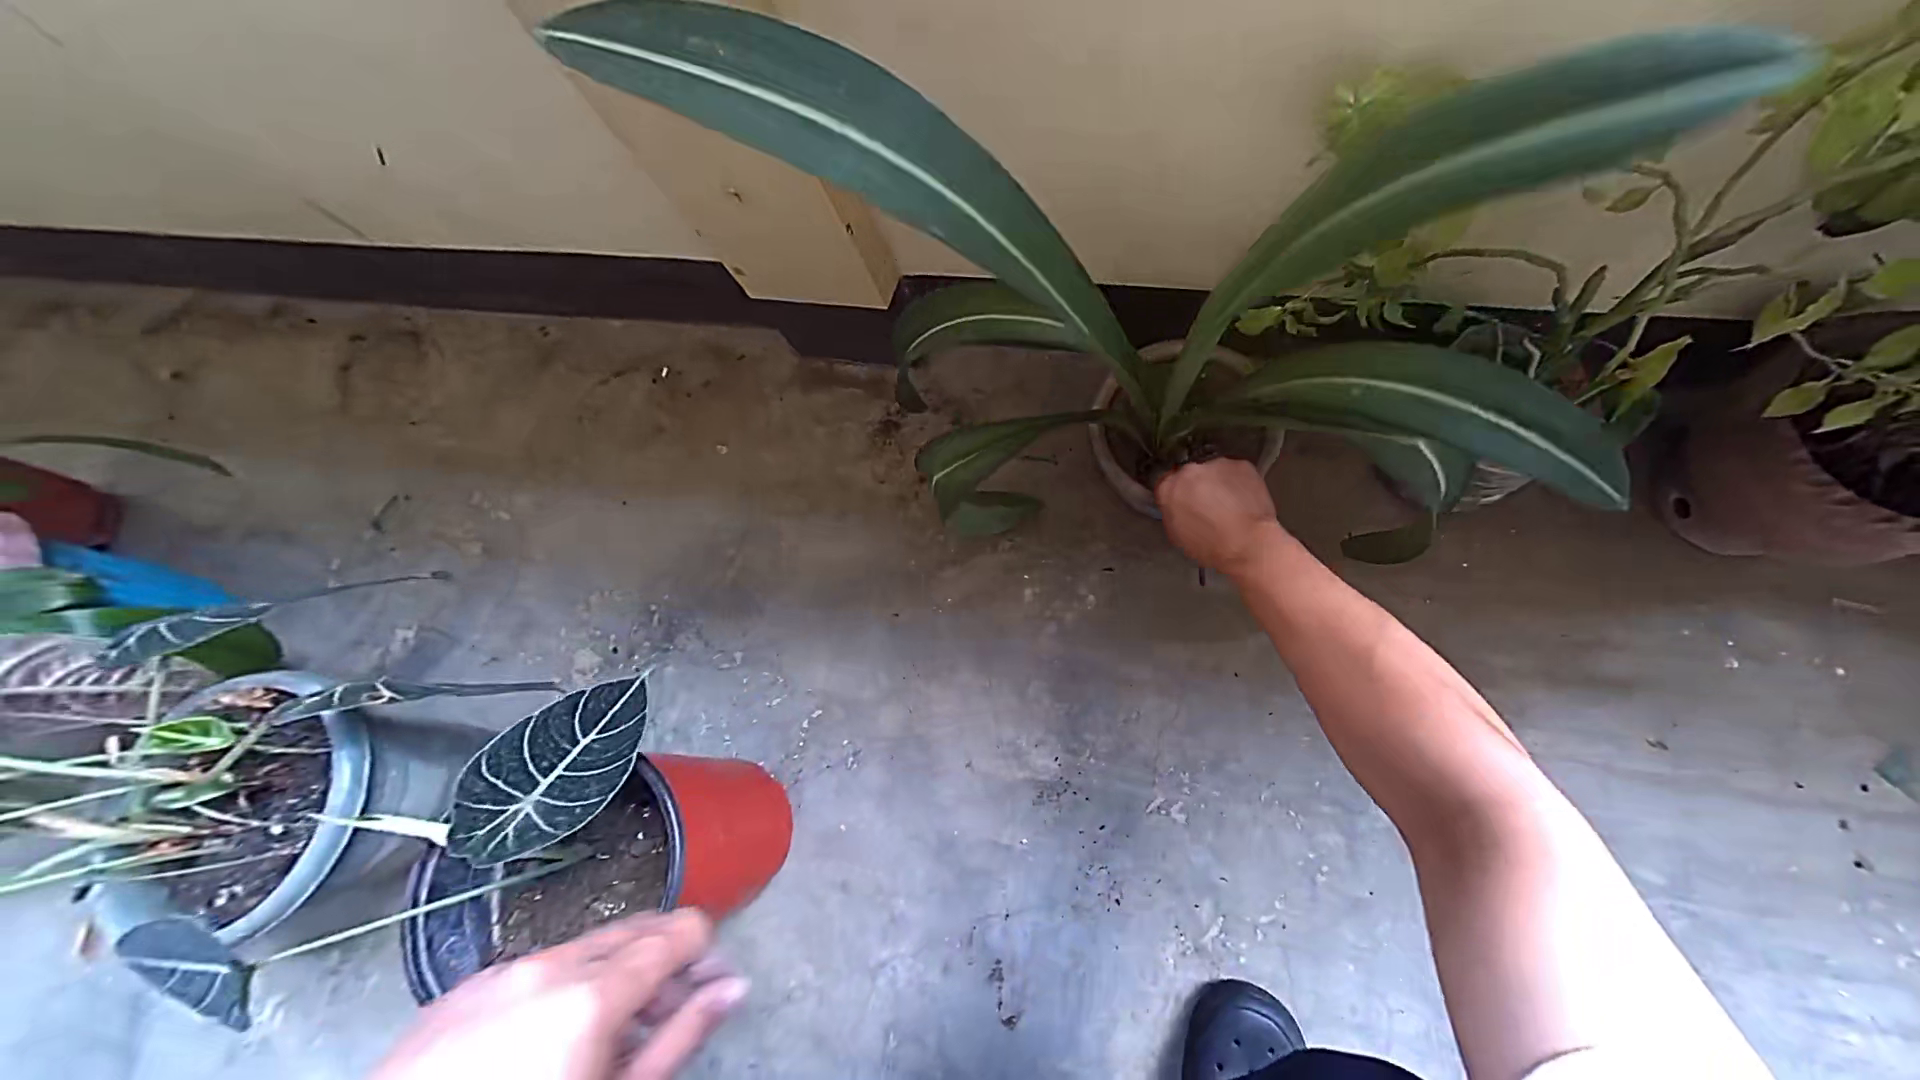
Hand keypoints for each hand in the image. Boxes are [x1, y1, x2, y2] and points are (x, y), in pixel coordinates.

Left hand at [369, 910, 747, 1079]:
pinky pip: (536, 966)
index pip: (679, 931)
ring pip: (587, 946)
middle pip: (638, 929)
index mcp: (592, 994)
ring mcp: (501, 972)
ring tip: (613, 1026)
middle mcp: (551, 965)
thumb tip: (731, 988)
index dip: (705, 951)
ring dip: (617, 968)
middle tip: (673, 1005)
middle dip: (666, 956)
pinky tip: (553, 1034)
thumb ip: (681, 1036)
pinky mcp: (463, 988)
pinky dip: (564, 982)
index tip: (711, 979)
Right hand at [1154, 458, 1292, 577]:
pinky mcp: (1241, 464)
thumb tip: (1177, 507)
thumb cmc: (1210, 545)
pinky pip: (1236, 472)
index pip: (1166, 484)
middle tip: (1208, 505)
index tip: (1185, 503)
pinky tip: (1244, 500)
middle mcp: (1189, 470)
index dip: (1177, 494)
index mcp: (1168, 488)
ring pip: (1214, 471)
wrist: (1247, 542)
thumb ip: (1172, 513)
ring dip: (1218, 483)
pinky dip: (1238, 483)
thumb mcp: (1177, 536)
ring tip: (1230, 504)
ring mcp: (1216, 465)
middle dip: (1197, 487)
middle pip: (1190, 475)